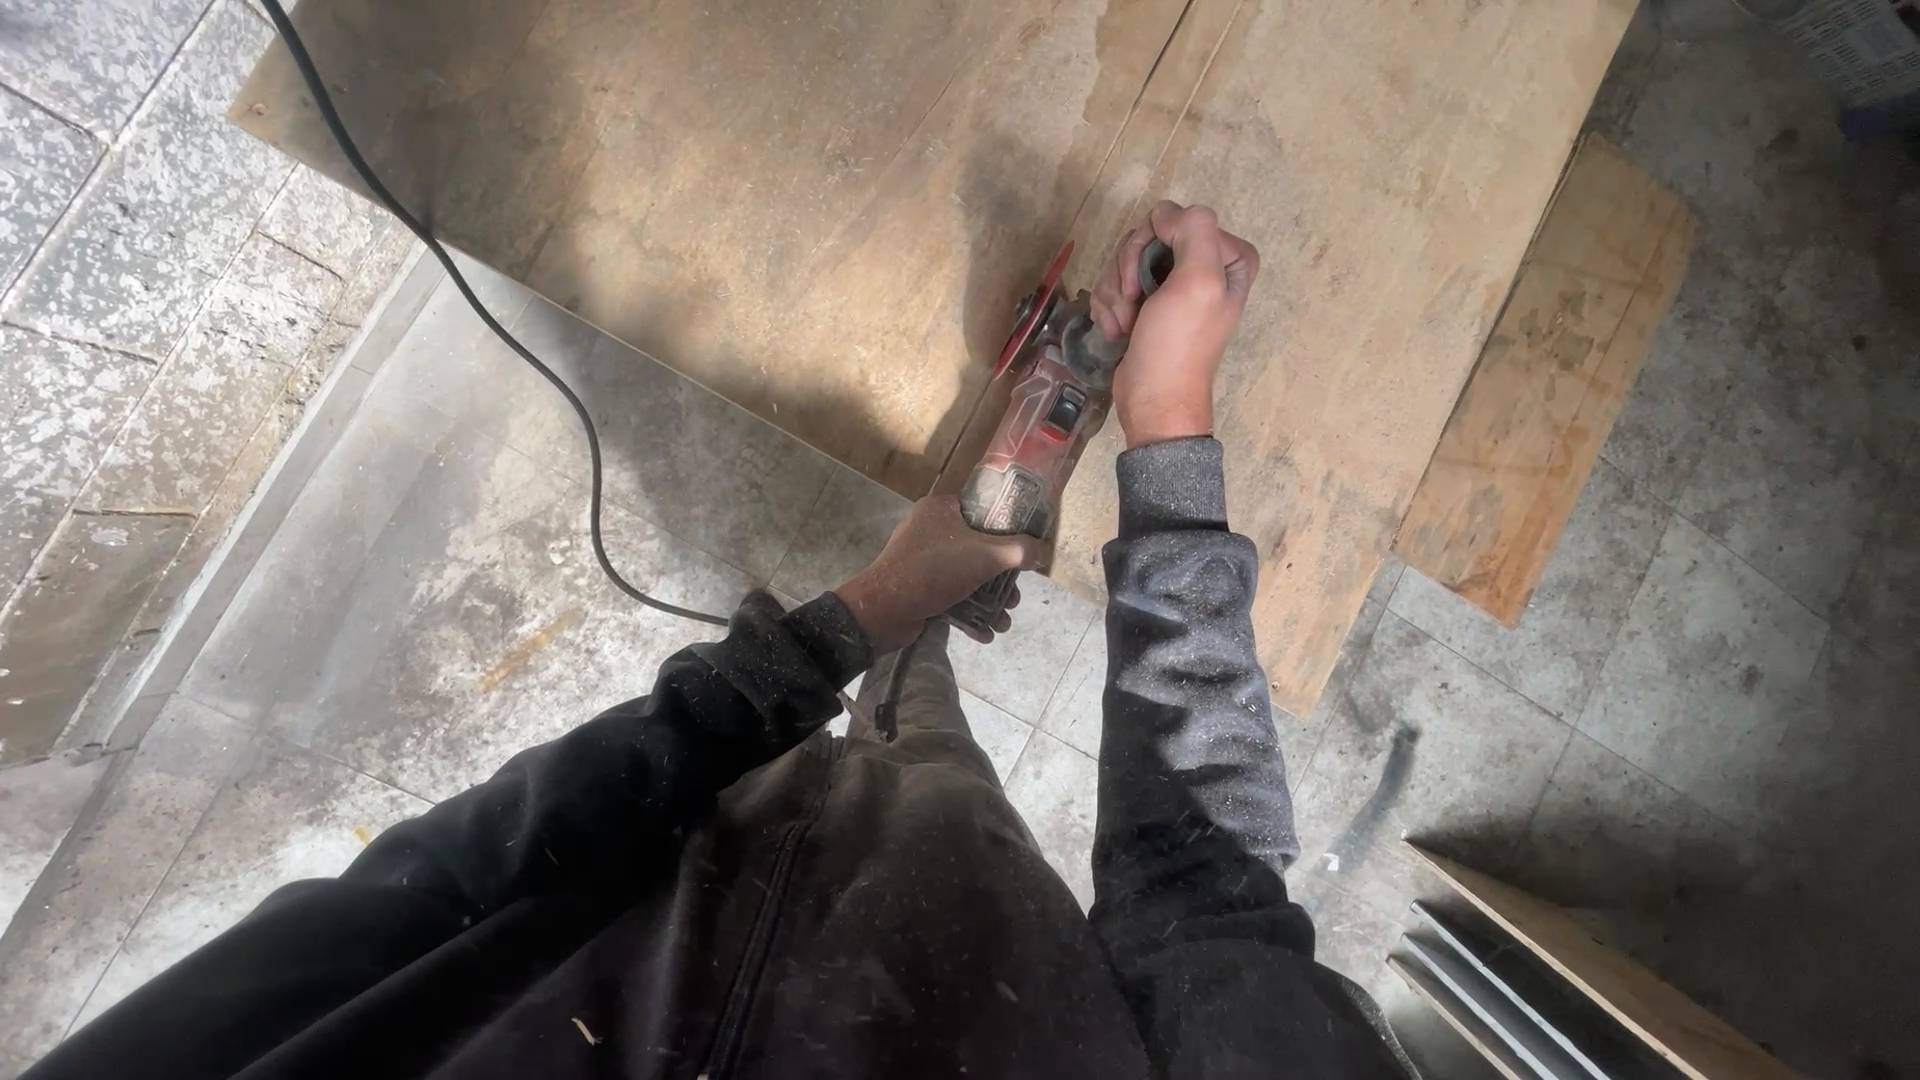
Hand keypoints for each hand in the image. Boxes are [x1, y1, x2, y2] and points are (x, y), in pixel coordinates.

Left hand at [833, 496, 1045, 652]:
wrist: (884, 611)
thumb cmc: (935, 570)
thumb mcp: (986, 556)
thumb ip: (1020, 551)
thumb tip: (1043, 552)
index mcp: (941, 509)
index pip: (983, 512)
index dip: (1008, 530)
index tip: (1025, 551)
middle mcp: (930, 530)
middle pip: (980, 549)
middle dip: (1002, 579)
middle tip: (1014, 597)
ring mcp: (922, 561)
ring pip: (968, 577)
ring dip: (989, 601)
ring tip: (1003, 622)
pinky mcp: (918, 588)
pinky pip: (952, 596)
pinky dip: (970, 613)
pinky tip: (985, 633)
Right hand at [1089, 201, 1259, 447]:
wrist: (1153, 401)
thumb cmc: (1177, 346)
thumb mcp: (1198, 282)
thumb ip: (1193, 229)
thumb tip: (1164, 213)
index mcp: (1227, 257)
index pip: (1177, 219)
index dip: (1153, 244)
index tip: (1146, 281)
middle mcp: (1203, 267)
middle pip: (1147, 239)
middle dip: (1128, 273)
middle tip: (1132, 304)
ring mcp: (1172, 288)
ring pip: (1125, 263)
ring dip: (1115, 295)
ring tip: (1124, 325)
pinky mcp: (1146, 307)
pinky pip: (1116, 287)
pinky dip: (1110, 309)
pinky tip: (1117, 331)